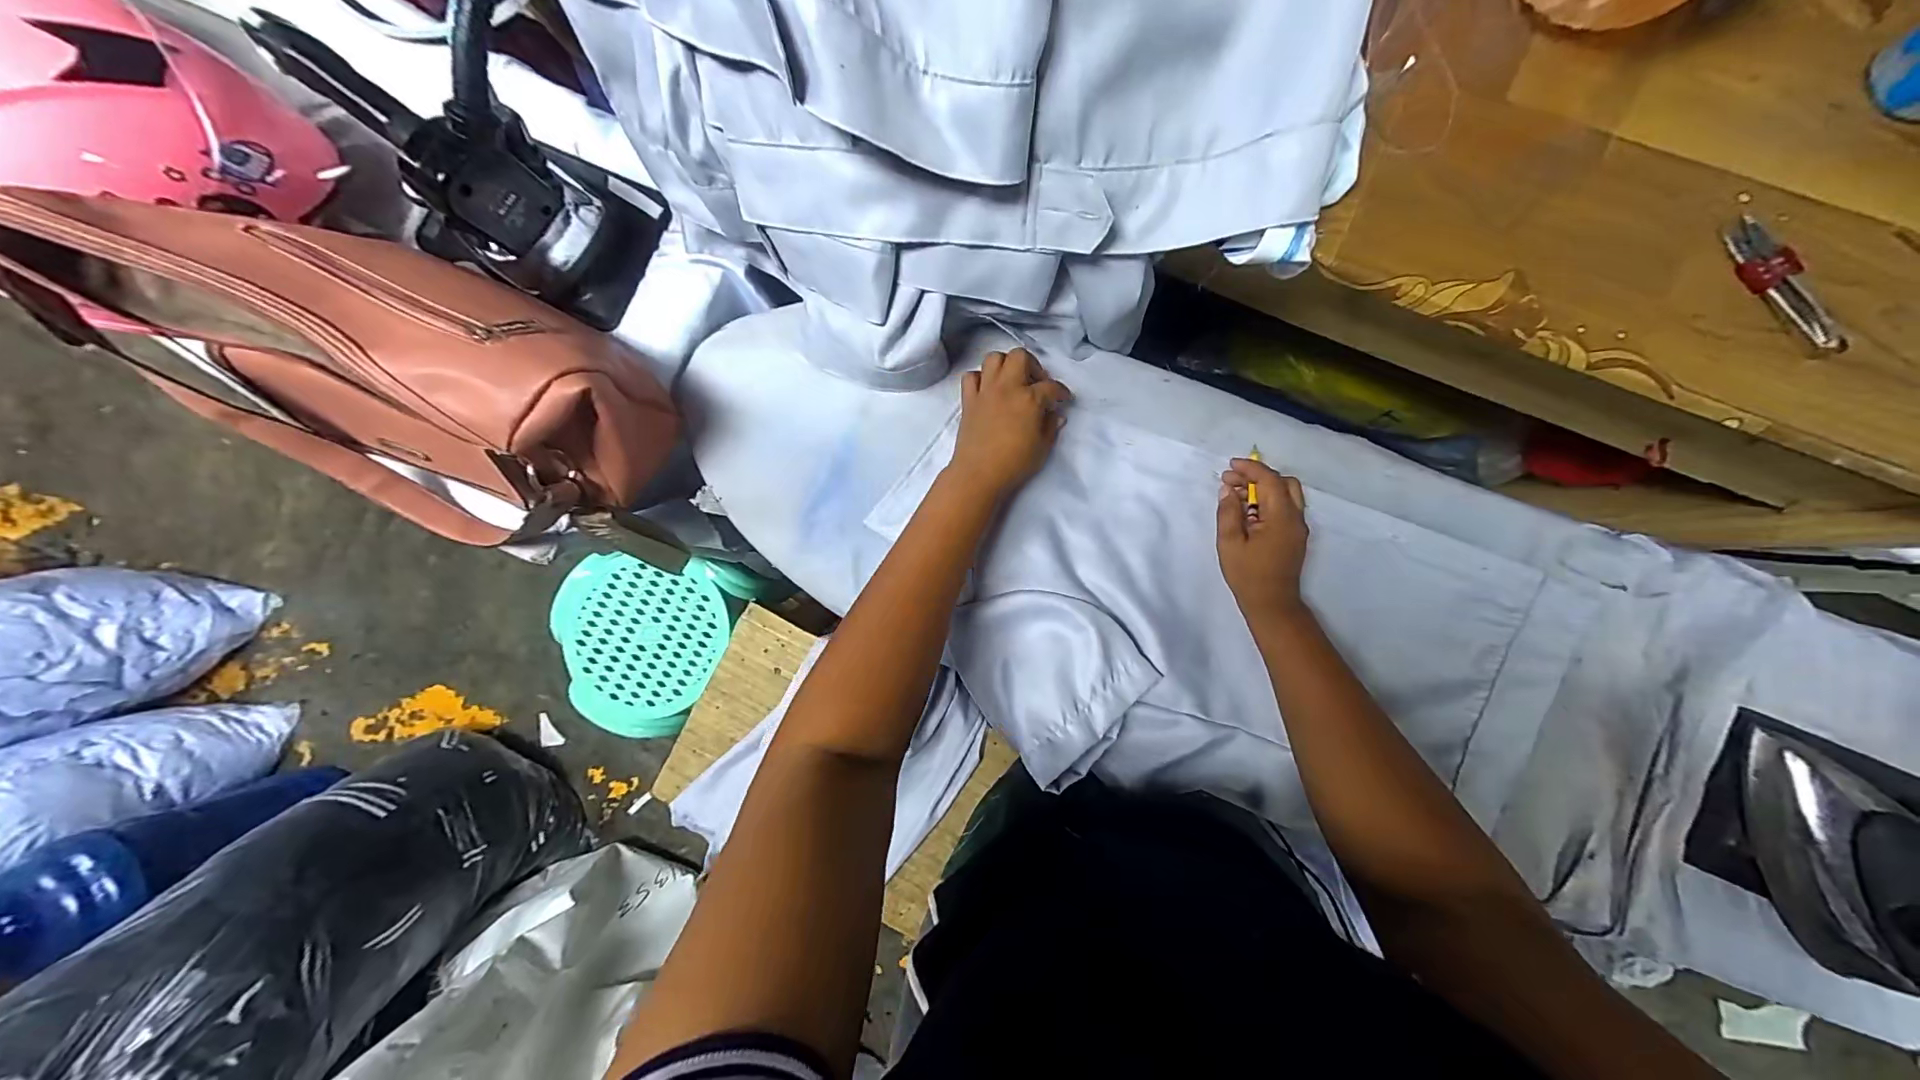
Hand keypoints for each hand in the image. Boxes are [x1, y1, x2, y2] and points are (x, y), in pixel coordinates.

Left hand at [949, 348, 1071, 498]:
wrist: (979, 474)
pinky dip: (980, 378)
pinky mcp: (968, 401)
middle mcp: (1007, 387)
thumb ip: (1051, 426)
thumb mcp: (1043, 447)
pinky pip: (971, 377)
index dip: (1061, 391)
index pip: (1051, 386)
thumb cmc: (1014, 464)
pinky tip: (988, 390)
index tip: (1063, 399)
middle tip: (1036, 382)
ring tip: (1012, 381)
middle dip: (1032, 365)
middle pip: (1020, 357)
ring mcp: (985, 391)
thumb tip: (1056, 414)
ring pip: (993, 358)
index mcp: (1029, 399)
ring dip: (1005, 365)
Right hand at [1216, 457, 1310, 618]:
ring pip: (1287, 494)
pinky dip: (1268, 501)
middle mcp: (1295, 517)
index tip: (1229, 466)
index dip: (1250, 469)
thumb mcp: (1230, 542)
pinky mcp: (1295, 536)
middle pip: (1284, 483)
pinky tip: (1248, 512)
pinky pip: (1285, 508)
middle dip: (1258, 476)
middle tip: (1231, 482)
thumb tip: (1228, 490)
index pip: (1269, 480)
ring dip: (1263, 488)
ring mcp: (1298, 527)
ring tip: (1236, 496)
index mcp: (1281, 516)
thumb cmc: (1248, 574)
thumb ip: (1229, 512)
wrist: (1272, 603)